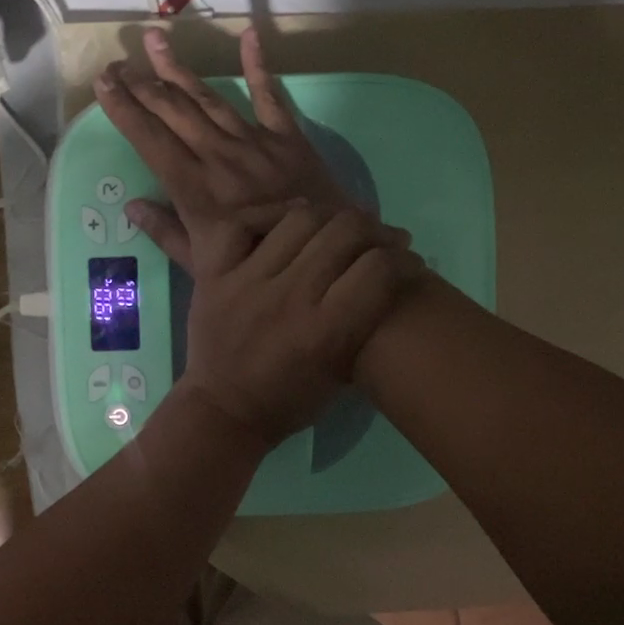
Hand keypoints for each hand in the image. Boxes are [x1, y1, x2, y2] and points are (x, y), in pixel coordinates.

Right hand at [93, 26, 350, 265]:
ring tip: (155, 38)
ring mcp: (254, 143)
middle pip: (174, 112)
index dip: (125, 110)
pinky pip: (270, 96)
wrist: (325, 256)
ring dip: (179, 68)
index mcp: (196, 190)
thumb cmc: (261, 271)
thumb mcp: (204, 267)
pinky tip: (249, 34)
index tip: (103, 85)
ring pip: (209, 98)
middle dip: (142, 85)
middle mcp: (220, 157)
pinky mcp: (287, 138)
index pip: (151, 141)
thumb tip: (133, 207)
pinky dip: (258, 65)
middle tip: (118, 63)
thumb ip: (168, 234)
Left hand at [173, 201, 423, 447]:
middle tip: (380, 240)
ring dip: (331, 217)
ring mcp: (246, 282)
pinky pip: (243, 223)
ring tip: (339, 227)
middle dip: (375, 231)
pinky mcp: (213, 274)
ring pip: (300, 218)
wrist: (222, 411)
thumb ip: (366, 321)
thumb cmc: (290, 400)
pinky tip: (289, 218)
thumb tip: (397, 269)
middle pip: (345, 233)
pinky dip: (269, 213)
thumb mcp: (343, 373)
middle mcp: (287, 299)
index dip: (405, 260)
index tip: (409, 264)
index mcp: (325, 333)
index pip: (379, 268)